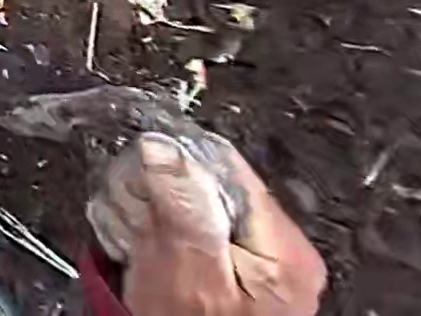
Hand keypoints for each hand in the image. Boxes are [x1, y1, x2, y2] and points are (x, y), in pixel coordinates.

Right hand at [90, 134, 325, 315]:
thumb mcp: (190, 276)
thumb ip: (183, 206)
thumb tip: (164, 144)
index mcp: (282, 246)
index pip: (221, 160)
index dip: (174, 163)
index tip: (148, 188)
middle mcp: (268, 242)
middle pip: (199, 174)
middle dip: (155, 190)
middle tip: (142, 225)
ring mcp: (241, 251)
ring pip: (178, 191)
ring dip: (144, 207)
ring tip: (138, 242)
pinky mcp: (213, 256)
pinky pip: (171, 214)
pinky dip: (146, 224)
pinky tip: (140, 249)